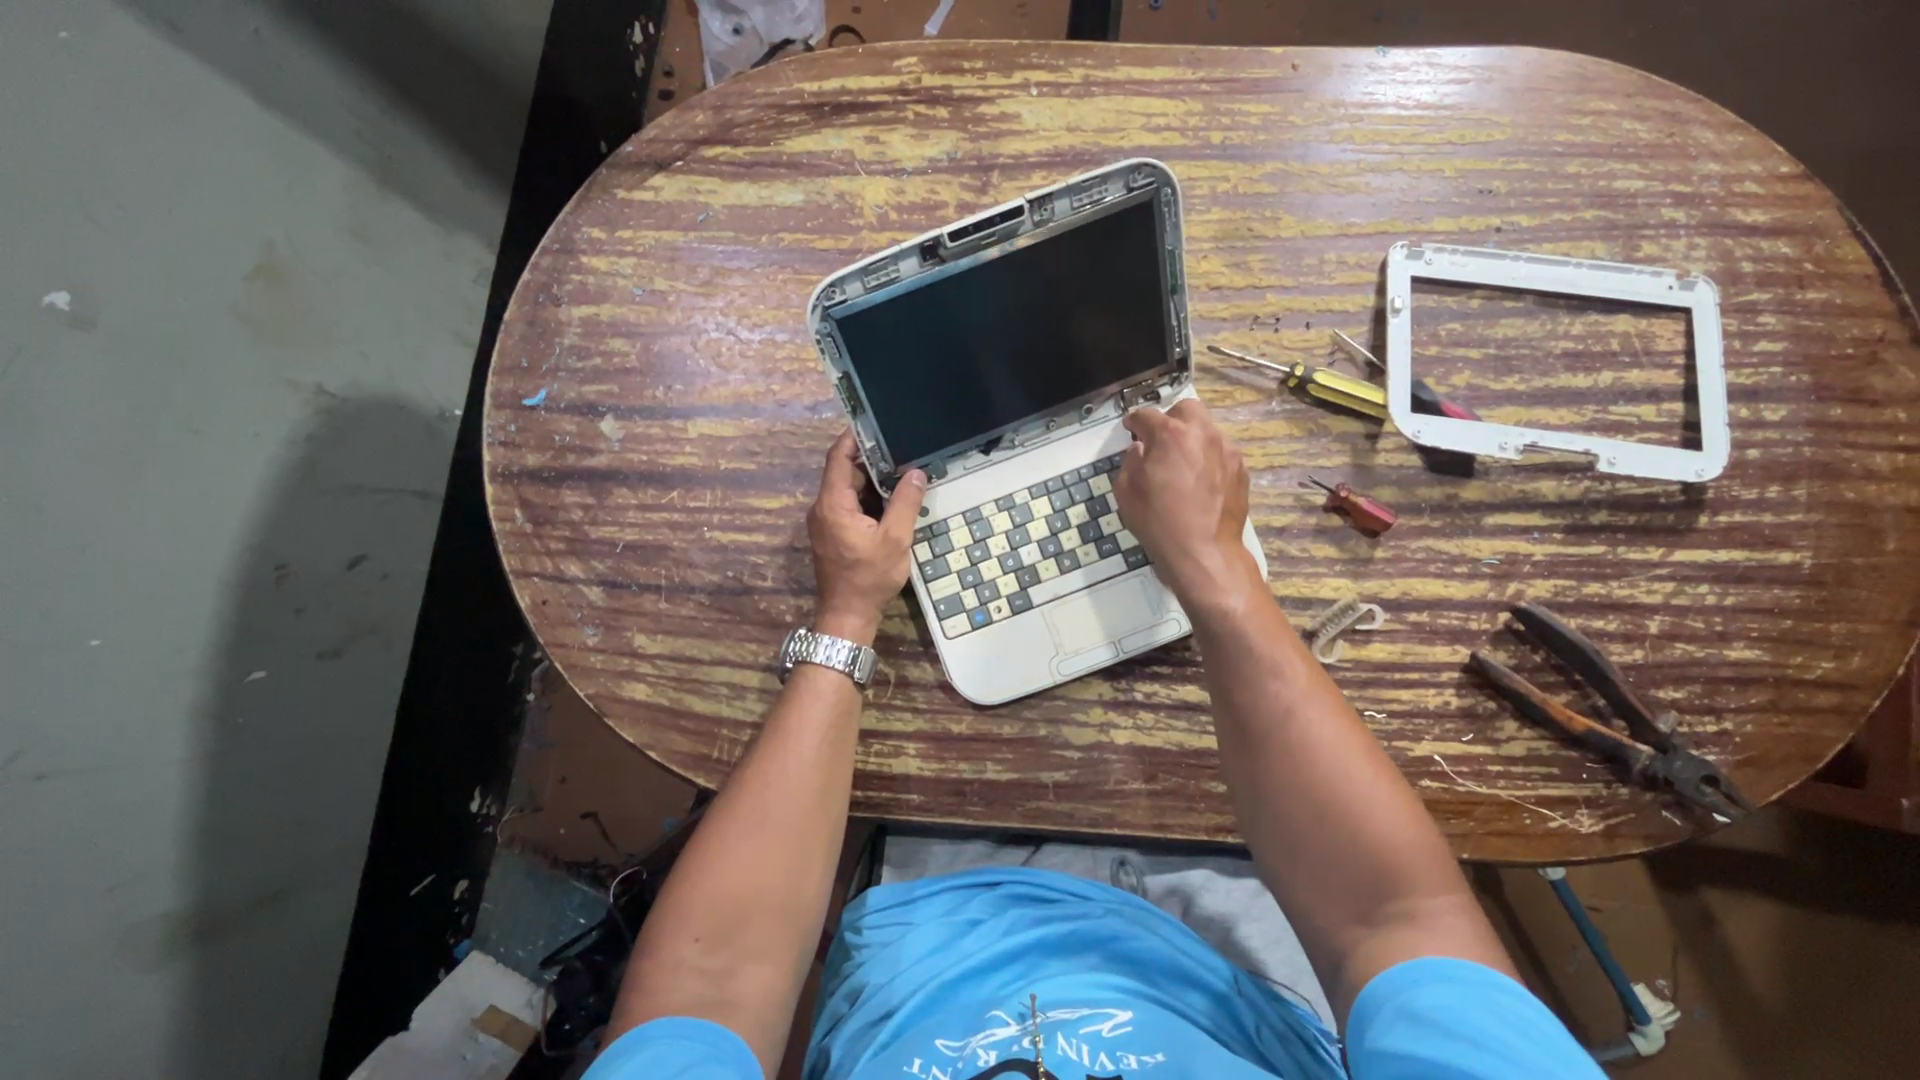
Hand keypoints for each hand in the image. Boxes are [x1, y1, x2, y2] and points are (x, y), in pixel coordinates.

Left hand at [806, 430, 926, 643]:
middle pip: (845, 471)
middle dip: (873, 460)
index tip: (876, 423)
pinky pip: (850, 506)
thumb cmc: (869, 578)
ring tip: (904, 471)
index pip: (838, 457)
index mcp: (833, 504)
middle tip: (903, 450)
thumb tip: (916, 473)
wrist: (847, 616)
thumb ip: (905, 502)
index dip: (854, 436)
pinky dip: (870, 499)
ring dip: (874, 481)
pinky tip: (894, 499)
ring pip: (849, 490)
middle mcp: (823, 507)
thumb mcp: (895, 539)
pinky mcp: (833, 533)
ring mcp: (826, 521)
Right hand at [1112, 399, 1262, 614]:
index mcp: (1171, 435)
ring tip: (1181, 463)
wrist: (1204, 552)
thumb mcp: (1126, 492)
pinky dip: (1207, 458)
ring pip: (1207, 429)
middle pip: (1186, 409)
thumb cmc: (1159, 523)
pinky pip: (1220, 452)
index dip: (1134, 421)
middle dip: (1170, 419)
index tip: (1130, 428)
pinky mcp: (1241, 469)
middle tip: (1159, 441)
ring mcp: (1227, 450)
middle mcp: (1203, 434)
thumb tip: (1141, 450)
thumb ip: (1131, 461)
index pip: (1147, 415)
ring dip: (1191, 438)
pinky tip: (1199, 481)